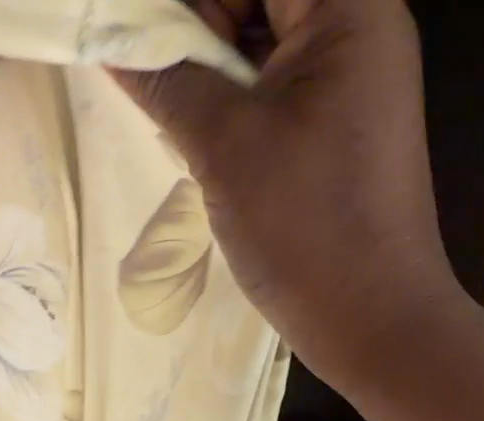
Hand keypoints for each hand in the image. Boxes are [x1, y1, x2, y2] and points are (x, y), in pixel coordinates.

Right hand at [115, 0, 470, 367]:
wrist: (376, 326)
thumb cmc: (309, 229)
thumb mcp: (224, 145)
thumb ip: (163, 75)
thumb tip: (108, 33)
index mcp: (347, 8)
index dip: (188, 1)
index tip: (135, 27)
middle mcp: (355, 30)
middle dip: (192, 24)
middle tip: (144, 65)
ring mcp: (346, 84)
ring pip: (255, 41)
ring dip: (203, 62)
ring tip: (160, 98)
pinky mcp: (334, 129)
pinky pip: (268, 86)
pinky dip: (226, 98)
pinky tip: (190, 127)